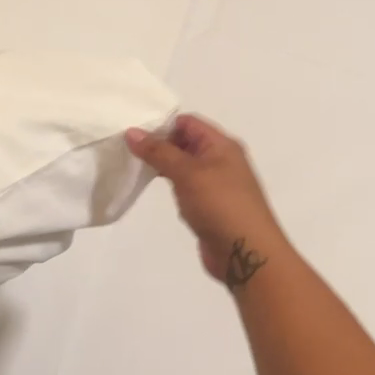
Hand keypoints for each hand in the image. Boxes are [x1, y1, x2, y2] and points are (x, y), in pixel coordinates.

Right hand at [126, 114, 286, 289]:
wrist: (246, 252)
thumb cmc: (220, 205)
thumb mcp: (187, 173)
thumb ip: (159, 152)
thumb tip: (132, 131)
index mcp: (222, 145)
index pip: (188, 122)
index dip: (162, 124)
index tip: (133, 134)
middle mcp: (222, 160)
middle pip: (185, 143)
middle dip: (159, 146)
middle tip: (128, 152)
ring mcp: (217, 184)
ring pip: (185, 166)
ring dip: (164, 167)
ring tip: (136, 169)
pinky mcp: (211, 205)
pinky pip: (187, 188)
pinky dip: (172, 188)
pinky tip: (158, 194)